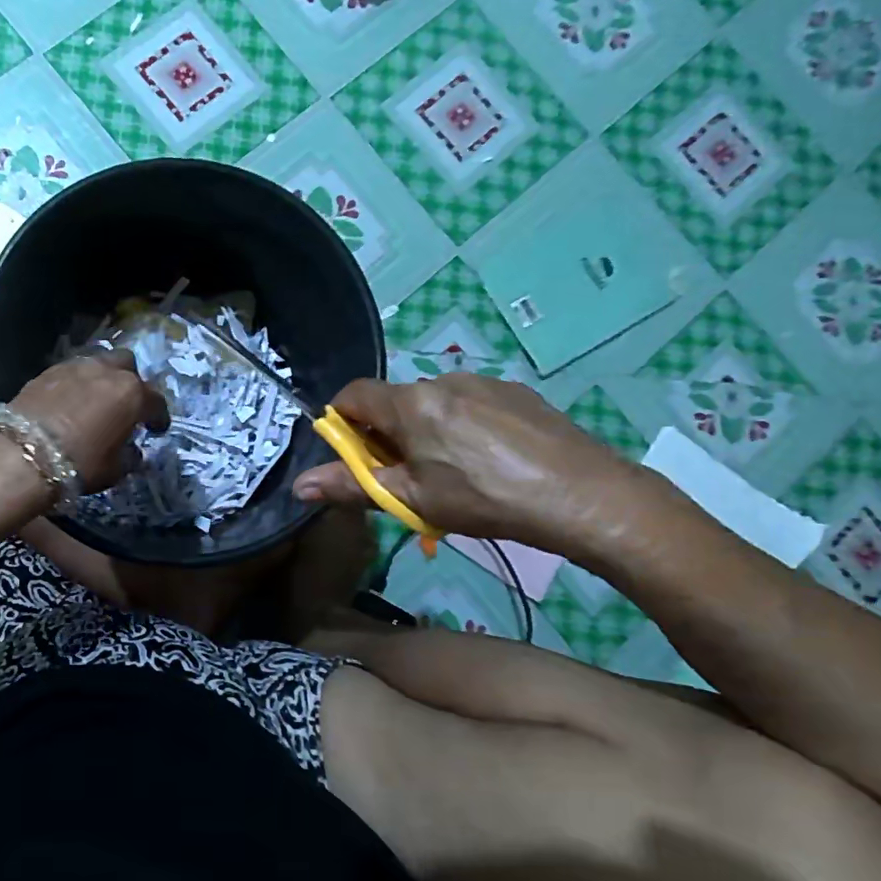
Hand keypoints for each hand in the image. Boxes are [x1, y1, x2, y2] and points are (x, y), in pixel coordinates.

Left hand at [11, 350, 167, 493]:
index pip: (156, 401)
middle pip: (128, 365)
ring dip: (102, 379)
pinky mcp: (46, 371)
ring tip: (96, 401)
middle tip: (125, 405)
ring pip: (98, 363)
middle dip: (131, 382)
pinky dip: (76, 384)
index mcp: (132, 394)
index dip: (159, 417)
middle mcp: (107, 371)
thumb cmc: (79, 464)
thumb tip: (132, 452)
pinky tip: (70, 402)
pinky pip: (71, 372)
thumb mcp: (114, 470)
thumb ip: (129, 456)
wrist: (19, 455)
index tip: (156, 429)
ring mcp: (75, 367)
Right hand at [290, 374, 649, 552]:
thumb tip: (300, 486)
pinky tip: (491, 460)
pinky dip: (463, 425)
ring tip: (455, 473)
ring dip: (427, 430)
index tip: (354, 455)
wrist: (580, 493)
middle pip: (395, 401)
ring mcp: (483, 382)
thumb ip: (353, 487)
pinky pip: (471, 403)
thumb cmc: (484, 499)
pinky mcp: (515, 392)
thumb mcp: (413, 500)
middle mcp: (443, 381)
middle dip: (388, 434)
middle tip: (407, 477)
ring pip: (434, 403)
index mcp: (411, 403)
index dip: (342, 421)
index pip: (353, 394)